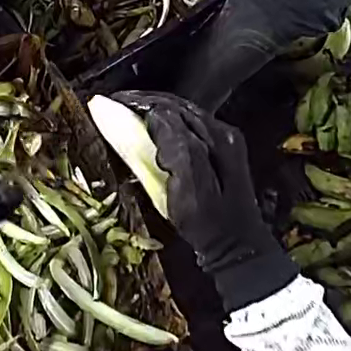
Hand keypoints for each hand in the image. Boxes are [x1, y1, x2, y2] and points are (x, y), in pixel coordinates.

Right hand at [115, 92, 293, 311]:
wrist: (237, 249)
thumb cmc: (209, 222)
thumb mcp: (190, 186)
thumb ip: (177, 147)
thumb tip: (156, 116)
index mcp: (215, 136)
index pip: (169, 108)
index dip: (139, 102)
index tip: (113, 101)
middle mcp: (221, 131)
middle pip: (177, 107)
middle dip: (145, 102)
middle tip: (117, 103)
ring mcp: (224, 142)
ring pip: (183, 115)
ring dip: (155, 111)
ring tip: (130, 112)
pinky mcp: (222, 153)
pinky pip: (188, 128)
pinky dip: (165, 124)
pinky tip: (152, 130)